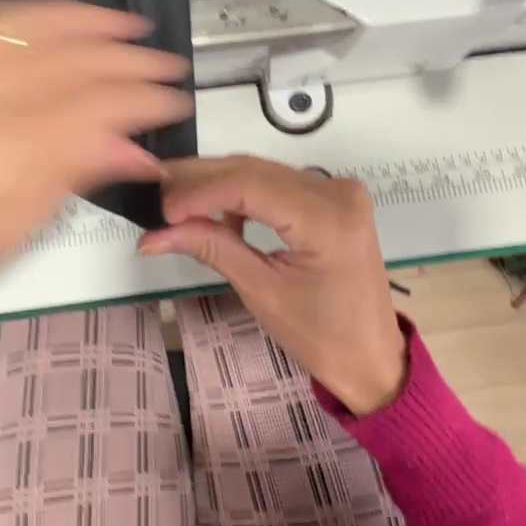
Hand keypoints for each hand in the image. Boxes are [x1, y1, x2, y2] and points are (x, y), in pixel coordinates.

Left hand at [0, 0, 191, 474]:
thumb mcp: (6, 240)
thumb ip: (69, 177)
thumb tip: (129, 149)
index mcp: (3, 159)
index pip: (97, 105)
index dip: (144, 98)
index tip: (170, 98)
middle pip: (68, 59)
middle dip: (125, 56)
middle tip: (160, 61)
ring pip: (22, 28)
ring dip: (78, 20)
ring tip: (116, 24)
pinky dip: (18, 18)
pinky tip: (43, 24)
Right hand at [138, 156, 406, 414]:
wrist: (371, 356)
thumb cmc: (321, 336)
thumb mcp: (261, 291)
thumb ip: (212, 248)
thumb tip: (153, 234)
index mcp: (328, 219)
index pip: (250, 184)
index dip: (199, 192)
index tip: (161, 211)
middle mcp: (338, 191)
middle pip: (254, 170)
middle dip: (201, 181)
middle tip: (155, 197)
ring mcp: (339, 190)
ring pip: (263, 172)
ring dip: (217, 185)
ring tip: (176, 205)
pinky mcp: (334, 197)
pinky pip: (278, 184)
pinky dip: (243, 194)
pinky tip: (217, 214)